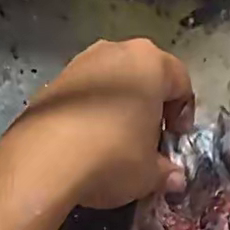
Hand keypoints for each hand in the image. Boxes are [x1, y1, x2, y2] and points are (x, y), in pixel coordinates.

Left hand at [0, 38, 193, 210]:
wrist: (46, 160)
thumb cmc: (114, 158)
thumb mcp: (150, 174)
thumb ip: (166, 172)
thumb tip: (175, 178)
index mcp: (150, 64)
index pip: (181, 82)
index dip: (184, 114)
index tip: (175, 141)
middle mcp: (117, 51)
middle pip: (145, 76)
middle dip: (151, 108)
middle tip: (150, 143)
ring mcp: (82, 61)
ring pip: (114, 83)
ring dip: (121, 110)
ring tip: (118, 145)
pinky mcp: (55, 80)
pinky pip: (86, 95)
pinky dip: (94, 115)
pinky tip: (90, 144)